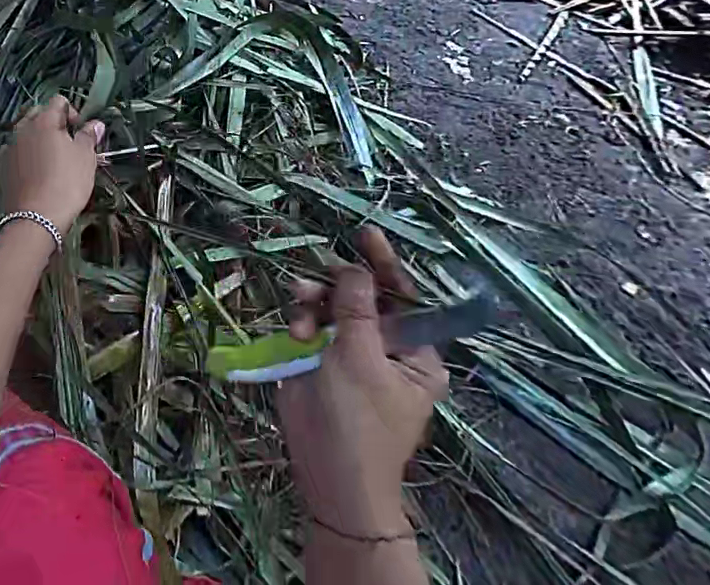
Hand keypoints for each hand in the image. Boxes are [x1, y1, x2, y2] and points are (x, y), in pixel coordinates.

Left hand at [0, 95, 105, 236]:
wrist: (36, 218)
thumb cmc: (66, 182)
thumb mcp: (85, 157)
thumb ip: (89, 136)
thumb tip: (95, 123)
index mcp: (44, 121)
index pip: (59, 101)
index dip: (74, 112)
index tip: (82, 132)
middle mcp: (22, 128)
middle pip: (39, 114)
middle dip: (55, 123)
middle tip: (69, 144)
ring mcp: (9, 147)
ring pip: (25, 133)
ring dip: (39, 139)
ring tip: (52, 158)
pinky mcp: (2, 167)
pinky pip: (16, 152)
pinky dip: (26, 155)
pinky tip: (35, 171)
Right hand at [275, 226, 447, 540]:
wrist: (327, 475)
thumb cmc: (358, 421)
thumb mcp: (360, 360)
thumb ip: (357, 309)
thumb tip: (354, 268)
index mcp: (415, 353)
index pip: (404, 298)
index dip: (384, 265)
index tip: (366, 234)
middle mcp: (386, 347)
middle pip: (362, 297)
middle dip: (336, 286)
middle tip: (314, 275)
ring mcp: (352, 352)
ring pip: (332, 307)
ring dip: (314, 303)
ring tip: (299, 311)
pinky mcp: (322, 358)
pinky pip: (312, 323)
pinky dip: (303, 321)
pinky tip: (295, 332)